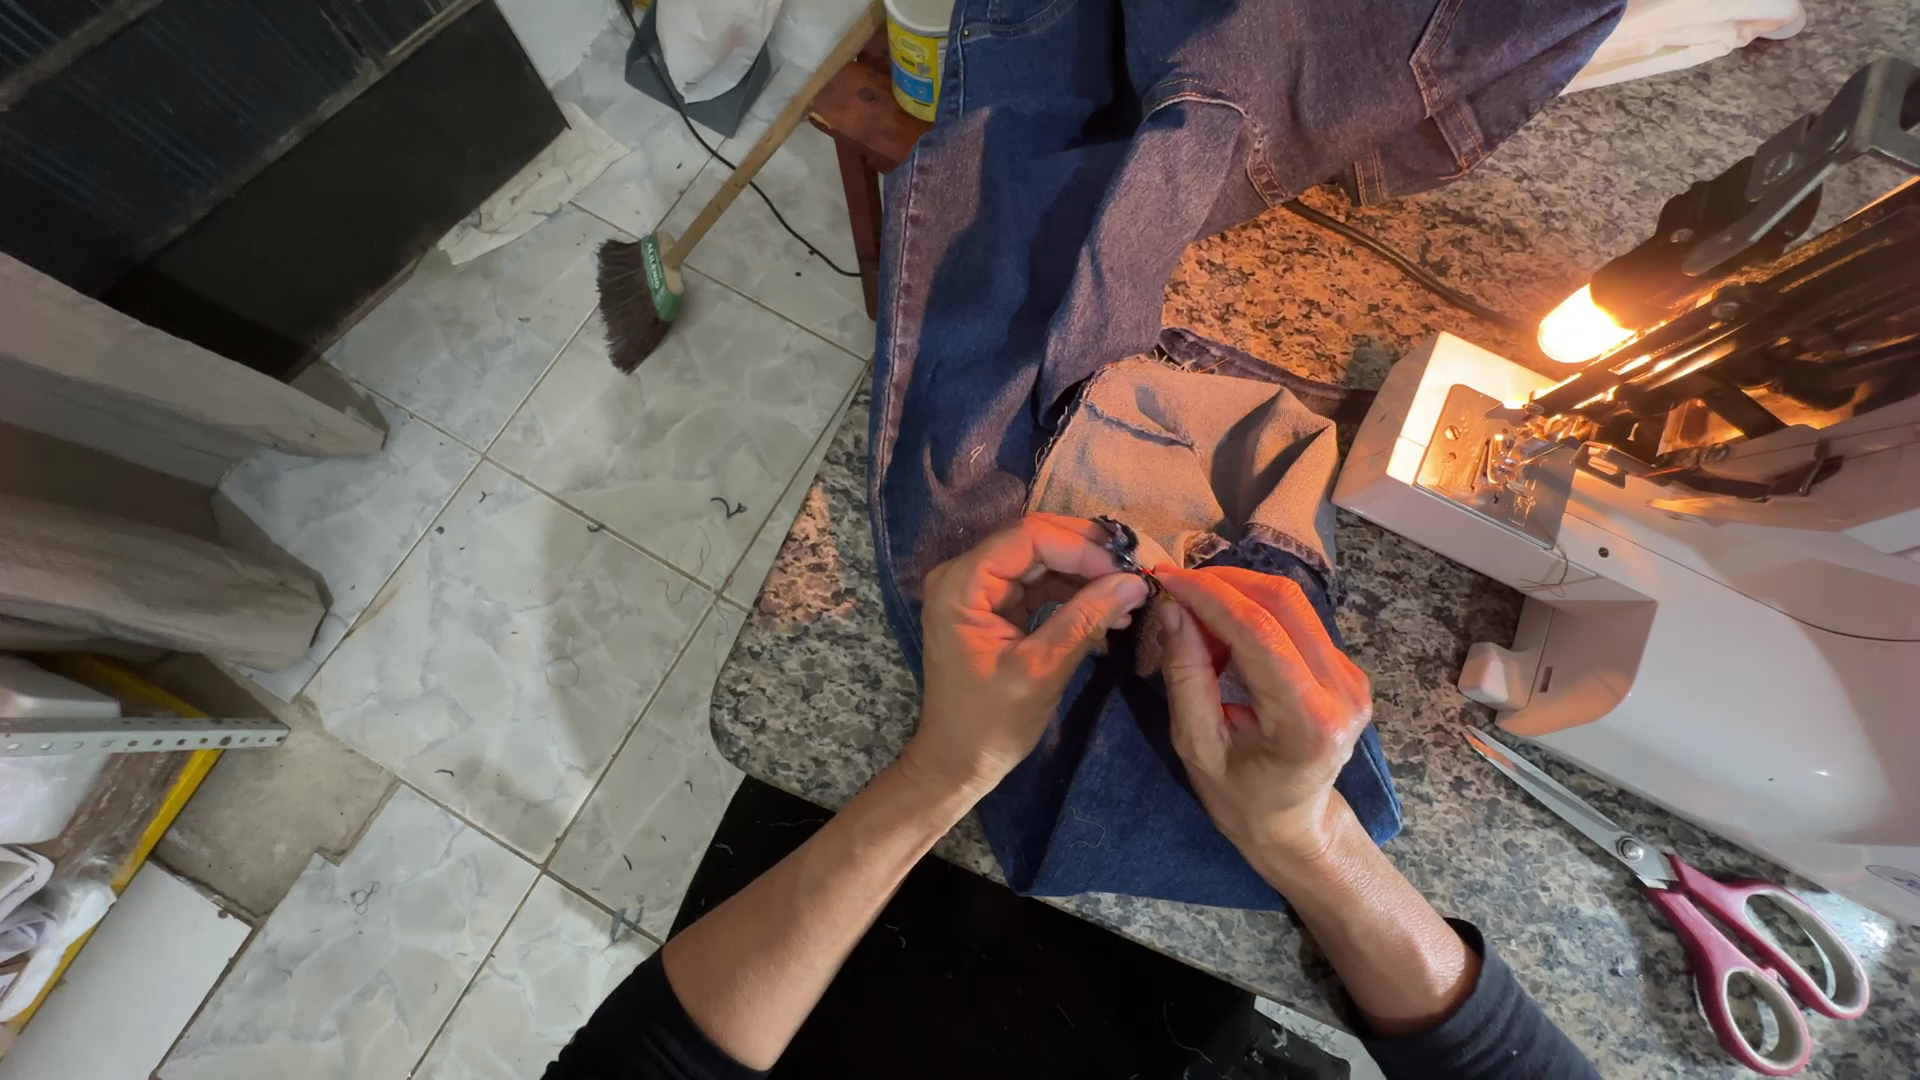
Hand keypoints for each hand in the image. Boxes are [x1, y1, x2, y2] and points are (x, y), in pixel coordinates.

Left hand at [904, 515, 1150, 798]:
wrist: (957, 762)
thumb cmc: (990, 723)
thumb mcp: (1041, 670)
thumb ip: (1084, 620)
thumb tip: (1135, 582)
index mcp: (962, 583)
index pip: (1029, 538)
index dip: (1082, 547)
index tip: (1128, 571)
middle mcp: (966, 574)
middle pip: (1037, 542)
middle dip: (1091, 554)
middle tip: (1141, 569)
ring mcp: (980, 589)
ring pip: (1043, 561)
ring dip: (1088, 574)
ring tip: (1132, 593)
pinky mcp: (996, 606)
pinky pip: (1040, 584)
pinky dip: (1075, 593)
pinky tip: (1111, 608)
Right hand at [1155, 566, 1373, 868]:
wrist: (1295, 824)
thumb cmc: (1239, 796)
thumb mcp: (1195, 744)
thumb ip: (1185, 675)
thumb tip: (1173, 609)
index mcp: (1306, 720)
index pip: (1257, 631)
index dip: (1209, 595)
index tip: (1166, 579)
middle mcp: (1342, 691)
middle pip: (1282, 602)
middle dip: (1223, 583)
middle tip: (1177, 587)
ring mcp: (1352, 676)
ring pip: (1291, 602)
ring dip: (1236, 593)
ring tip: (1194, 610)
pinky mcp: (1347, 668)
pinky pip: (1296, 618)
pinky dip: (1252, 610)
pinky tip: (1222, 628)